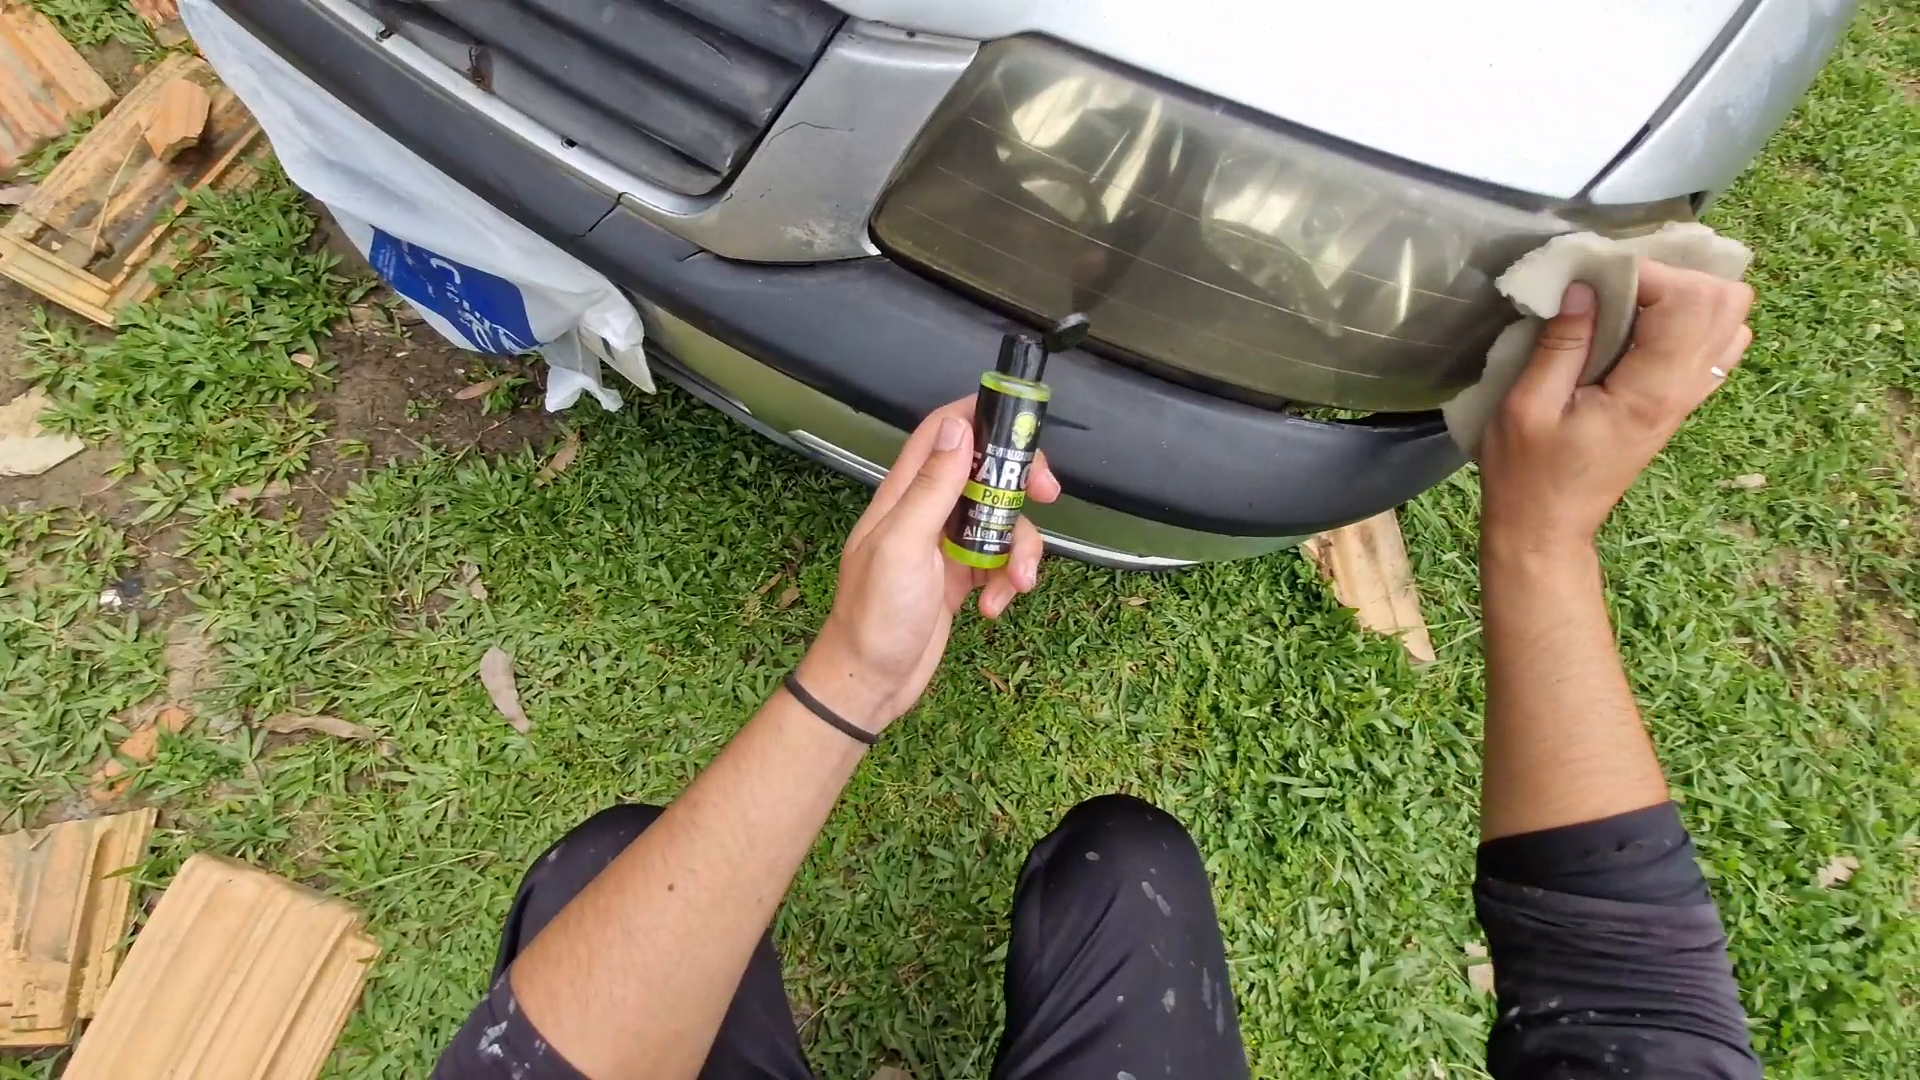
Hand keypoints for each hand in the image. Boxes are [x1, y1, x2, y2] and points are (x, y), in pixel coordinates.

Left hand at [796, 397, 1060, 732]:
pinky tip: (993, 608)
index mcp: (906, 492)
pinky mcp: (963, 577)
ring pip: (1002, 523)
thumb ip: (932, 486)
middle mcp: (929, 511)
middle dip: (1021, 483)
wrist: (871, 681)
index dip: (982, 417)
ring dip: (1021, 550)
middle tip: (1048, 495)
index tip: (1023, 428)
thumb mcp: (903, 544)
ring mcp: (947, 545)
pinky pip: (1000, 563)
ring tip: (1017, 584)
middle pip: (987, 473)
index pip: (944, 432)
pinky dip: (1007, 582)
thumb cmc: (877, 613)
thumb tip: (959, 426)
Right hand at [1480, 259, 1754, 556]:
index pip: (1686, 301)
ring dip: (1684, 296)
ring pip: (1729, 319)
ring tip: (1626, 302)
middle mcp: (1684, 389)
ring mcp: (1688, 397)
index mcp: (1649, 390)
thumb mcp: (1525, 408)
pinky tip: (1639, 329)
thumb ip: (1559, 347)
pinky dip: (1687, 321)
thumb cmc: (1524, 472)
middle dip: (1672, 276)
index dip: (1642, 273)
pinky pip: (1714, 344)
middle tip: (1611, 285)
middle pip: (1726, 301)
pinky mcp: (1678, 403)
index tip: (1589, 276)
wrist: (1546, 523)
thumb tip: (1582, 288)